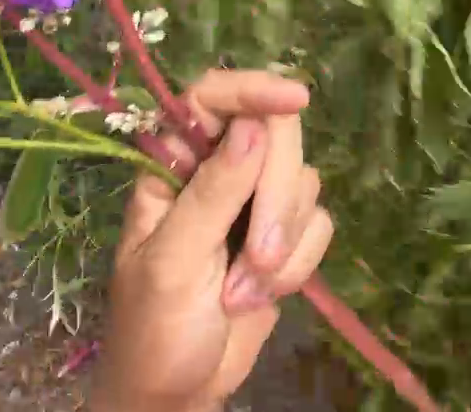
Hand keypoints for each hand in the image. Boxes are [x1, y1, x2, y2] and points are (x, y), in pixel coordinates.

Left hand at [96, 70, 333, 411]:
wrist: (179, 396)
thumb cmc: (153, 331)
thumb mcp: (172, 262)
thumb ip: (212, 193)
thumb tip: (252, 126)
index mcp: (175, 164)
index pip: (213, 98)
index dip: (253, 89)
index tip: (295, 99)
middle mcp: (220, 169)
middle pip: (275, 133)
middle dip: (275, 197)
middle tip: (258, 255)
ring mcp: (256, 199)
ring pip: (302, 179)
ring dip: (280, 242)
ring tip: (241, 292)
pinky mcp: (286, 233)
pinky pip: (318, 220)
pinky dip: (296, 263)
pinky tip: (260, 295)